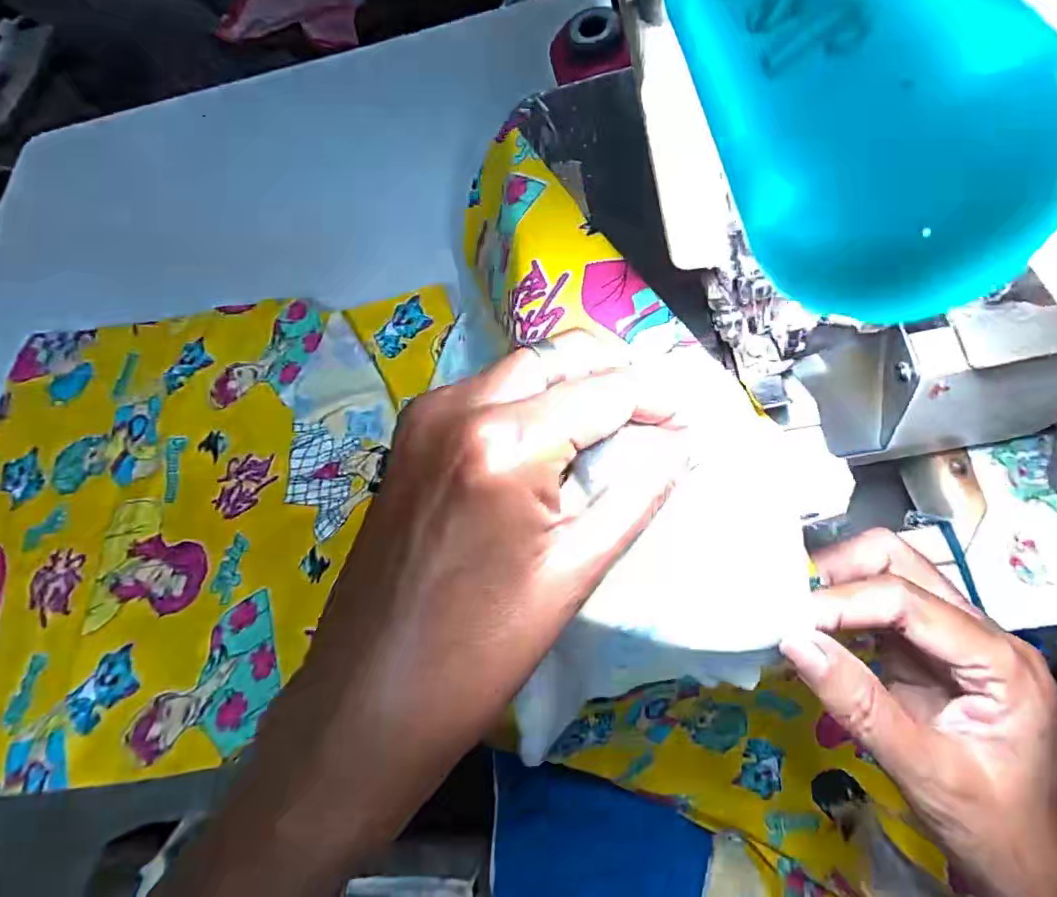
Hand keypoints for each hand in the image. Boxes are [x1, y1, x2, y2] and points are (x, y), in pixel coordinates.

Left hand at [171, 329, 687, 895]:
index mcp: (503, 442)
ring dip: (566, 383)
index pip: (599, 390)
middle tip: (650, 411)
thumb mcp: (575, 569)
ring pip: (515, 371)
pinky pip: (482, 395)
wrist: (370, 696)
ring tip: (610, 423)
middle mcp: (457, 408)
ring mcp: (424, 418)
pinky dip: (525, 402)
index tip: (685, 417)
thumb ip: (637, 492)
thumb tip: (680, 442)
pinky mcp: (410, 437)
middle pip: (552, 359)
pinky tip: (549, 439)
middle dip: (607, 373)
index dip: (652, 396)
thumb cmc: (482, 648)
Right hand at [780, 530, 1056, 896]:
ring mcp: (959, 641)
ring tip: (798, 609)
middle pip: (905, 563)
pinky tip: (818, 629)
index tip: (793, 619)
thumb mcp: (924, 773)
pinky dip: (846, 613)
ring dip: (842, 584)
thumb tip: (795, 643)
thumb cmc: (998, 834)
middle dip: (843, 570)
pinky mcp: (934, 655)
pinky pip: (884, 613)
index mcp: (1001, 661)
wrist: (1039, 879)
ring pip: (894, 575)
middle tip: (794, 599)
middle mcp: (984, 634)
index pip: (908, 600)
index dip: (845, 601)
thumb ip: (859, 704)